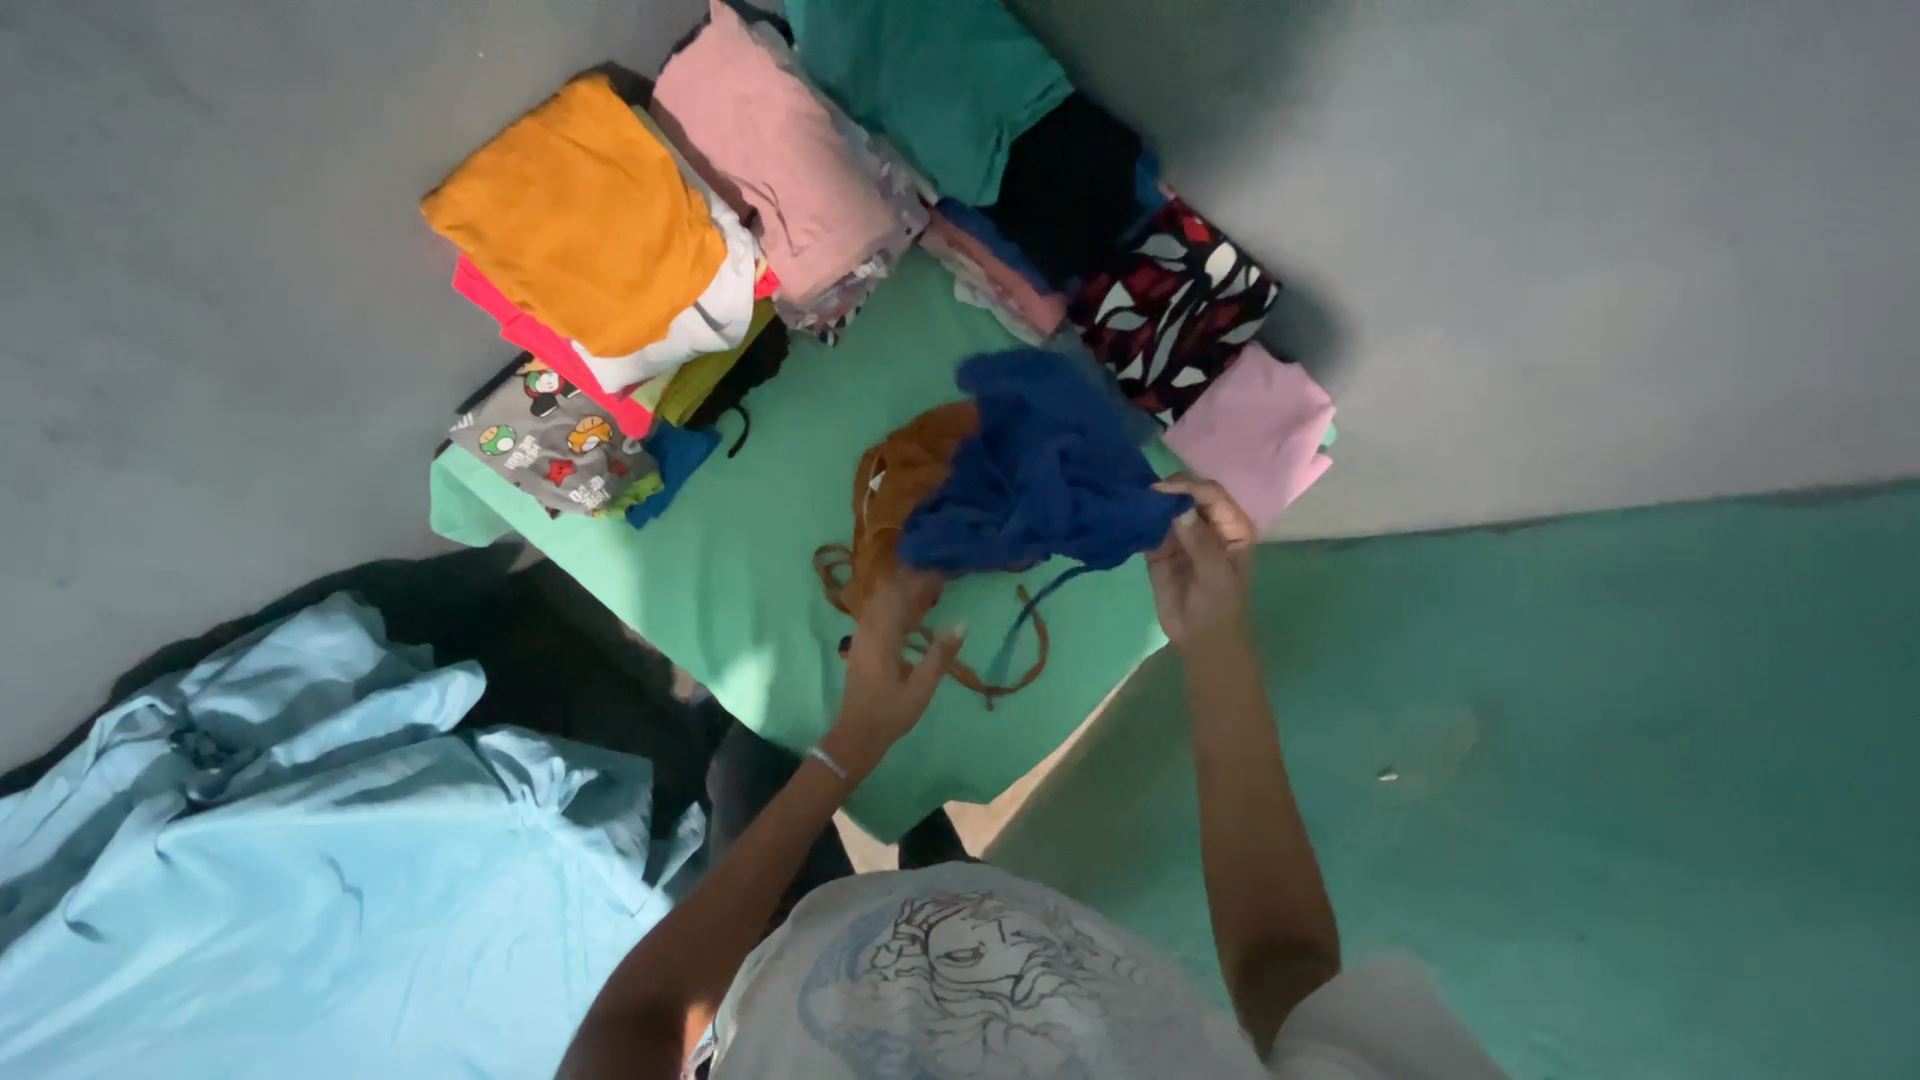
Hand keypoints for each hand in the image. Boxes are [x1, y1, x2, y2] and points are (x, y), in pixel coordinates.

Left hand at [824, 570, 963, 778]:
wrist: (857, 735)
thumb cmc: (890, 713)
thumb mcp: (921, 688)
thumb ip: (940, 654)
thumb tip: (962, 623)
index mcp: (880, 637)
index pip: (898, 594)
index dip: (919, 581)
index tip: (942, 575)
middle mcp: (866, 630)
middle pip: (886, 592)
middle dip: (910, 582)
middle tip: (938, 581)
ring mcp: (860, 637)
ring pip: (879, 602)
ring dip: (902, 593)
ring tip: (929, 593)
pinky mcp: (861, 645)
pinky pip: (876, 614)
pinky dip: (895, 607)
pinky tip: (913, 616)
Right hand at [1147, 477, 1255, 653]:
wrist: (1200, 640)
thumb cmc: (1220, 608)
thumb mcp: (1216, 575)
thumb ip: (1200, 542)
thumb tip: (1180, 508)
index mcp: (1232, 525)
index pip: (1211, 494)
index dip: (1188, 488)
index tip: (1162, 491)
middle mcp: (1208, 523)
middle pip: (1187, 494)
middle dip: (1168, 491)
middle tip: (1144, 496)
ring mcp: (1182, 534)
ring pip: (1166, 507)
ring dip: (1150, 503)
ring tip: (1131, 502)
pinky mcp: (1160, 547)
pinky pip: (1149, 527)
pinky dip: (1139, 521)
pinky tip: (1127, 517)